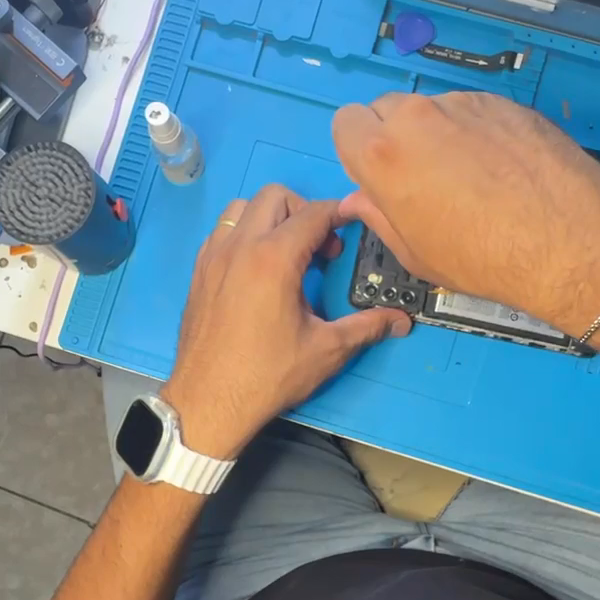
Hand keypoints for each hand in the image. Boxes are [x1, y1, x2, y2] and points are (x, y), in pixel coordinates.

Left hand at [162, 185, 411, 458]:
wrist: (207, 402)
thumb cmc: (266, 377)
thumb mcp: (325, 351)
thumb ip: (366, 327)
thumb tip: (401, 321)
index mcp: (274, 259)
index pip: (313, 214)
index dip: (339, 214)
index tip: (353, 227)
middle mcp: (240, 247)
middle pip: (275, 196)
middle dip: (304, 211)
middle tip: (320, 249)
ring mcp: (213, 257)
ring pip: (241, 208)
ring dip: (269, 218)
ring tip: (287, 254)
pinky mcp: (198, 272)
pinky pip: (221, 232)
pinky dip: (243, 234)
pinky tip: (256, 268)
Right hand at [332, 92, 599, 344]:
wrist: (569, 242)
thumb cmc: (486, 259)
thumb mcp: (416, 253)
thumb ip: (380, 217)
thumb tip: (363, 201)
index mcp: (384, 156)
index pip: (345, 124)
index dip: (358, 151)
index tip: (376, 175)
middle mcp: (418, 118)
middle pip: (385, 110)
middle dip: (393, 138)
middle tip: (418, 179)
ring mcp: (464, 104)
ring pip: (431, 110)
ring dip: (435, 135)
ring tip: (467, 179)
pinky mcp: (503, 103)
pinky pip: (471, 112)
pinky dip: (474, 132)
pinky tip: (498, 170)